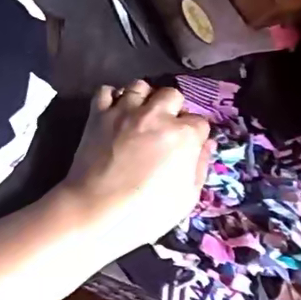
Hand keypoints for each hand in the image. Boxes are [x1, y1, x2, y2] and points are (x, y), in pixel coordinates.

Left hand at [59, 81, 212, 248]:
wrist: (94, 208)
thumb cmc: (144, 213)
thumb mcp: (186, 199)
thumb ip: (200, 167)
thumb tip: (206, 144)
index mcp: (182, 135)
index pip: (200, 122)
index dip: (195, 135)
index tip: (188, 146)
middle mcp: (155, 115)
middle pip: (172, 95)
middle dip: (173, 108)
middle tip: (165, 127)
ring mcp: (124, 111)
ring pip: (140, 86)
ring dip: (144, 98)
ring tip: (140, 115)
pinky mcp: (98, 114)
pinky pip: (106, 91)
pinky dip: (112, 98)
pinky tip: (115, 112)